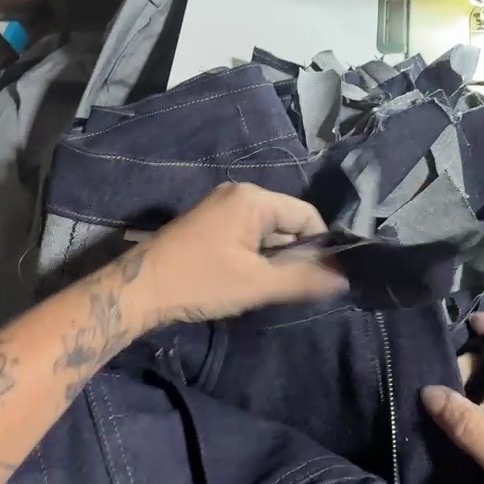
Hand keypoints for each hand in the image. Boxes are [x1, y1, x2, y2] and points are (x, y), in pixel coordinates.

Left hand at [136, 183, 348, 327]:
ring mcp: (222, 206)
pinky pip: (248, 233)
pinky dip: (256, 255)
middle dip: (295, 254)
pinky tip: (248, 280)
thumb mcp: (256, 285)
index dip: (320, 247)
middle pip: (287, 222)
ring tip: (269, 287)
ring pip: (268, 231)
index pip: (307, 215)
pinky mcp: (211, 222)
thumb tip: (344, 278)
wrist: (139, 290)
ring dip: (274, 258)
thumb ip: (303, 279)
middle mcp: (240, 193)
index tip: (322, 278)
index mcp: (253, 198)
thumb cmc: (200, 282)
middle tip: (292, 288)